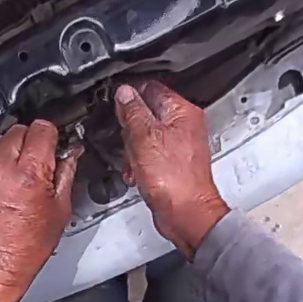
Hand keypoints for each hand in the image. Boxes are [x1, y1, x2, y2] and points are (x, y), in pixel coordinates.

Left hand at [0, 120, 82, 301]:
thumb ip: (66, 172)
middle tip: (33, 164)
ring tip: (13, 174)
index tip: (51, 145)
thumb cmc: (27, 245)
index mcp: (28, 175)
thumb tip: (69, 151)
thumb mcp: (61, 209)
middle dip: (29, 143)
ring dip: (6, 150)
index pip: (41, 129)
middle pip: (17, 130)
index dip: (50, 136)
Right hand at [114, 81, 229, 256]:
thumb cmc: (174, 180)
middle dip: (130, 127)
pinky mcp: (172, 163)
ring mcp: (178, 145)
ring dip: (132, 148)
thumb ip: (133, 112)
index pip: (151, 87)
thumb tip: (124, 93)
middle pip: (146, 112)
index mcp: (182, 112)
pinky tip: (135, 171)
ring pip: (145, 135)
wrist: (185, 213)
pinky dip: (138, 162)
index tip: (117, 107)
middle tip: (128, 141)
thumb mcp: (144, 138)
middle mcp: (184, 126)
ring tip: (132, 160)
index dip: (130, 95)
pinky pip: (148, 154)